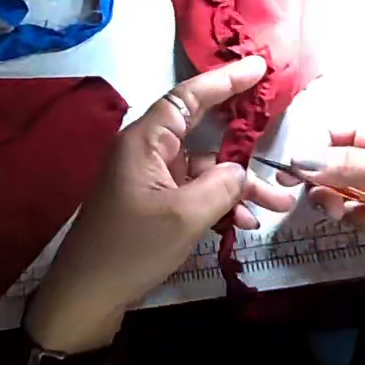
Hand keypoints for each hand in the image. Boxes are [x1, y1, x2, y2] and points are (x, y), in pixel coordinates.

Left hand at [27, 56, 295, 352]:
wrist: (87, 297)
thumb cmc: (131, 248)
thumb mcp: (185, 216)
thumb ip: (222, 186)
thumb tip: (240, 172)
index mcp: (145, 141)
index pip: (188, 97)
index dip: (225, 80)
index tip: (258, 67)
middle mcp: (148, 152)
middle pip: (202, 131)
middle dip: (242, 135)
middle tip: (276, 120)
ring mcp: (151, 179)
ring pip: (205, 169)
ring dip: (239, 185)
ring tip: (277, 204)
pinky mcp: (154, 203)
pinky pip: (195, 192)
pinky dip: (220, 204)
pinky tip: (245, 223)